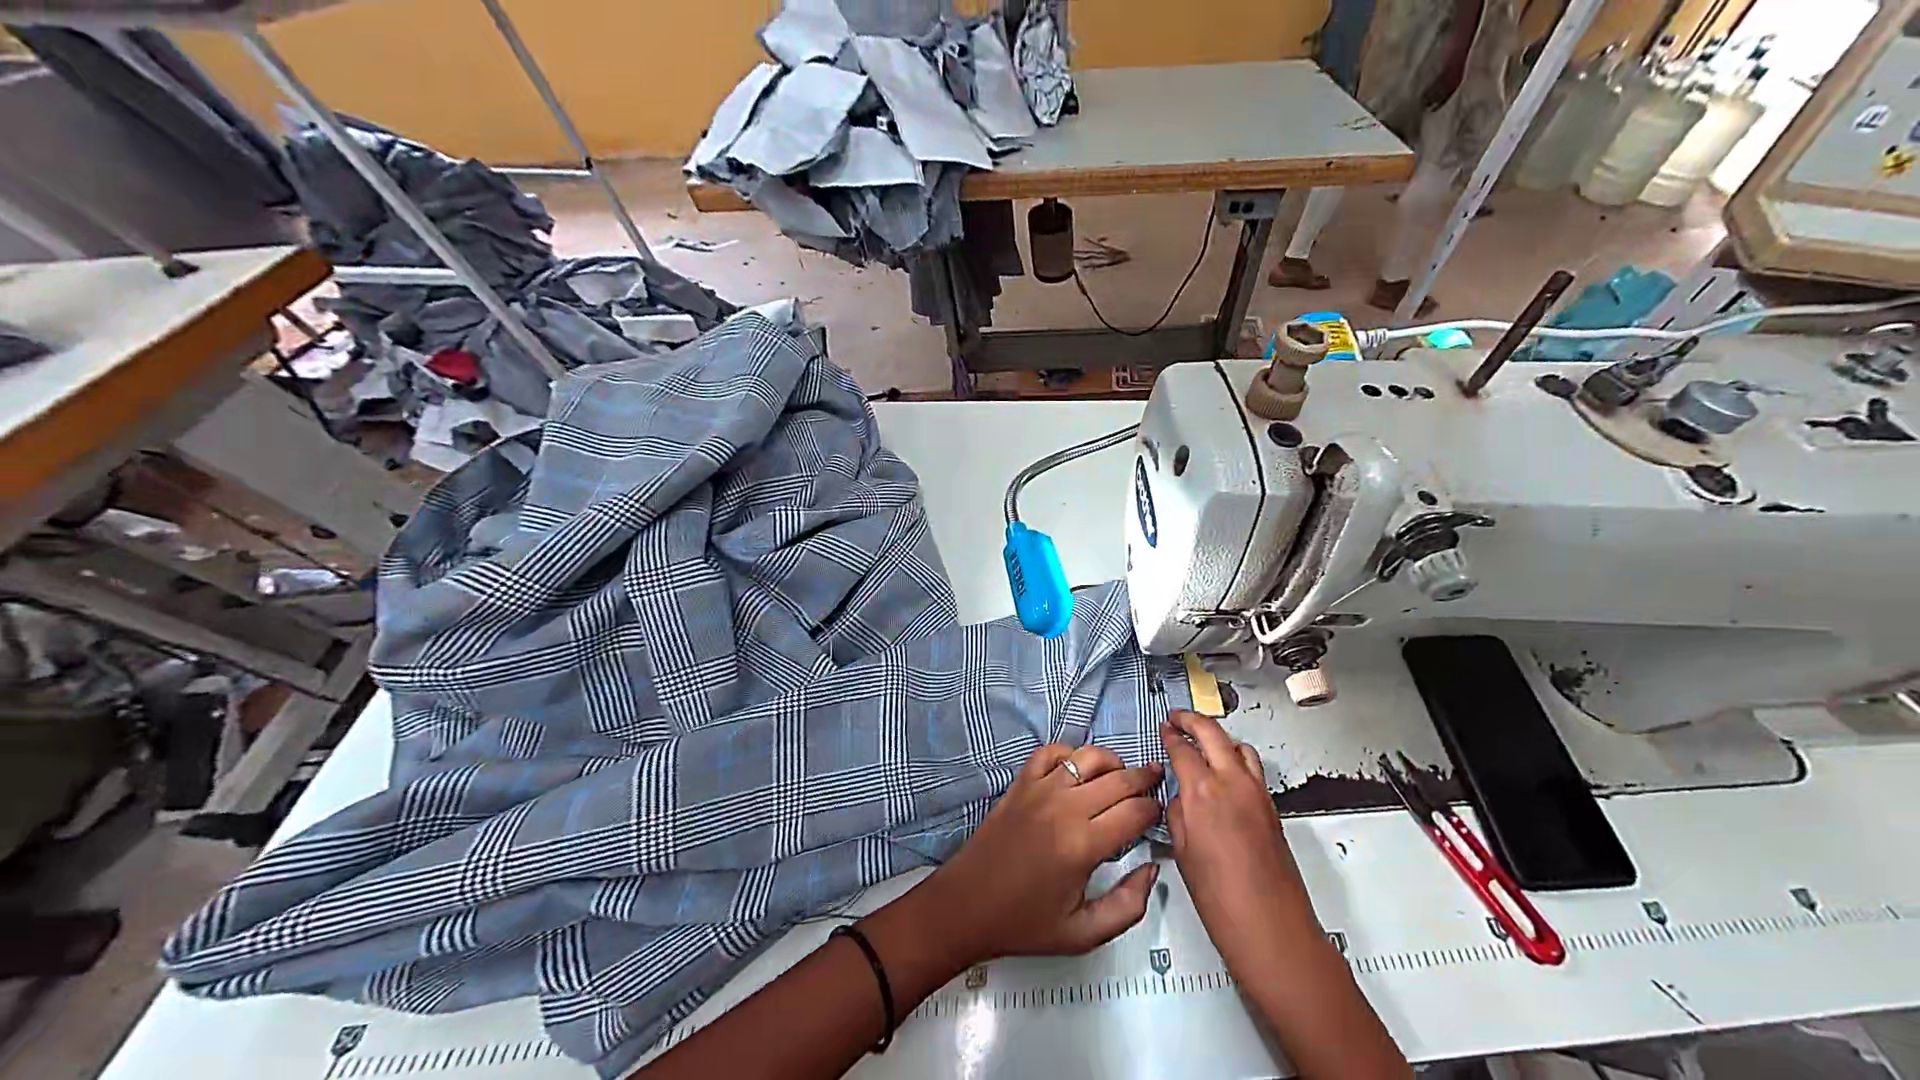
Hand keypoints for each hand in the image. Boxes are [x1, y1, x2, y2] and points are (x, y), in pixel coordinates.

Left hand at [916, 744, 1163, 965]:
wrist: (967, 905)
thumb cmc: (1024, 922)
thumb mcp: (1084, 933)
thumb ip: (1128, 906)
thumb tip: (1151, 869)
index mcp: (1082, 845)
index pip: (1135, 812)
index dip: (1155, 810)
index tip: (1159, 815)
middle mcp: (1063, 808)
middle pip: (1119, 779)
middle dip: (1144, 779)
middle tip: (1155, 783)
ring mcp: (1039, 790)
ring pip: (1088, 757)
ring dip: (1112, 762)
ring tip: (1122, 775)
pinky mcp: (1020, 784)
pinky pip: (1050, 752)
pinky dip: (1070, 753)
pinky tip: (1079, 769)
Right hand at [1161, 709, 1317, 976]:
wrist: (1272, 929)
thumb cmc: (1223, 900)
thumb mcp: (1183, 852)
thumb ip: (1178, 813)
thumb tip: (1179, 797)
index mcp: (1204, 792)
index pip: (1183, 748)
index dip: (1170, 735)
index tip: (1164, 728)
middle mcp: (1234, 784)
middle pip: (1213, 733)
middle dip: (1192, 720)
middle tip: (1178, 718)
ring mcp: (1258, 794)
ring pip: (1238, 746)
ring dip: (1218, 737)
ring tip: (1203, 741)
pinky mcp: (1272, 809)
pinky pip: (1252, 769)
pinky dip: (1236, 758)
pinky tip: (1225, 773)